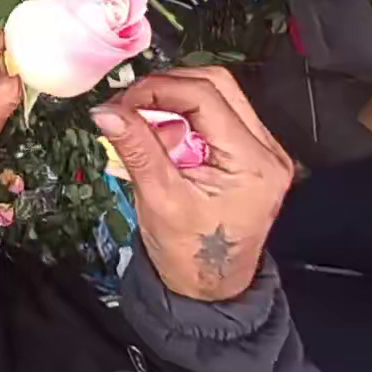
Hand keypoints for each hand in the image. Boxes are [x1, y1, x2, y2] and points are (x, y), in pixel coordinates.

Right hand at [91, 67, 293, 301]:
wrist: (208, 286)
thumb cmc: (188, 251)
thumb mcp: (158, 198)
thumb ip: (136, 147)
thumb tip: (105, 110)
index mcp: (253, 162)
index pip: (205, 97)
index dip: (157, 90)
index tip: (121, 102)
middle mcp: (266, 149)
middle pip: (216, 84)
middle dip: (165, 86)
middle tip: (129, 103)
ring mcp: (259, 148)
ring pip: (215, 92)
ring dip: (172, 97)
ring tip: (140, 118)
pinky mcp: (245, 151)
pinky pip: (213, 112)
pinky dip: (180, 113)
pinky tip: (158, 133)